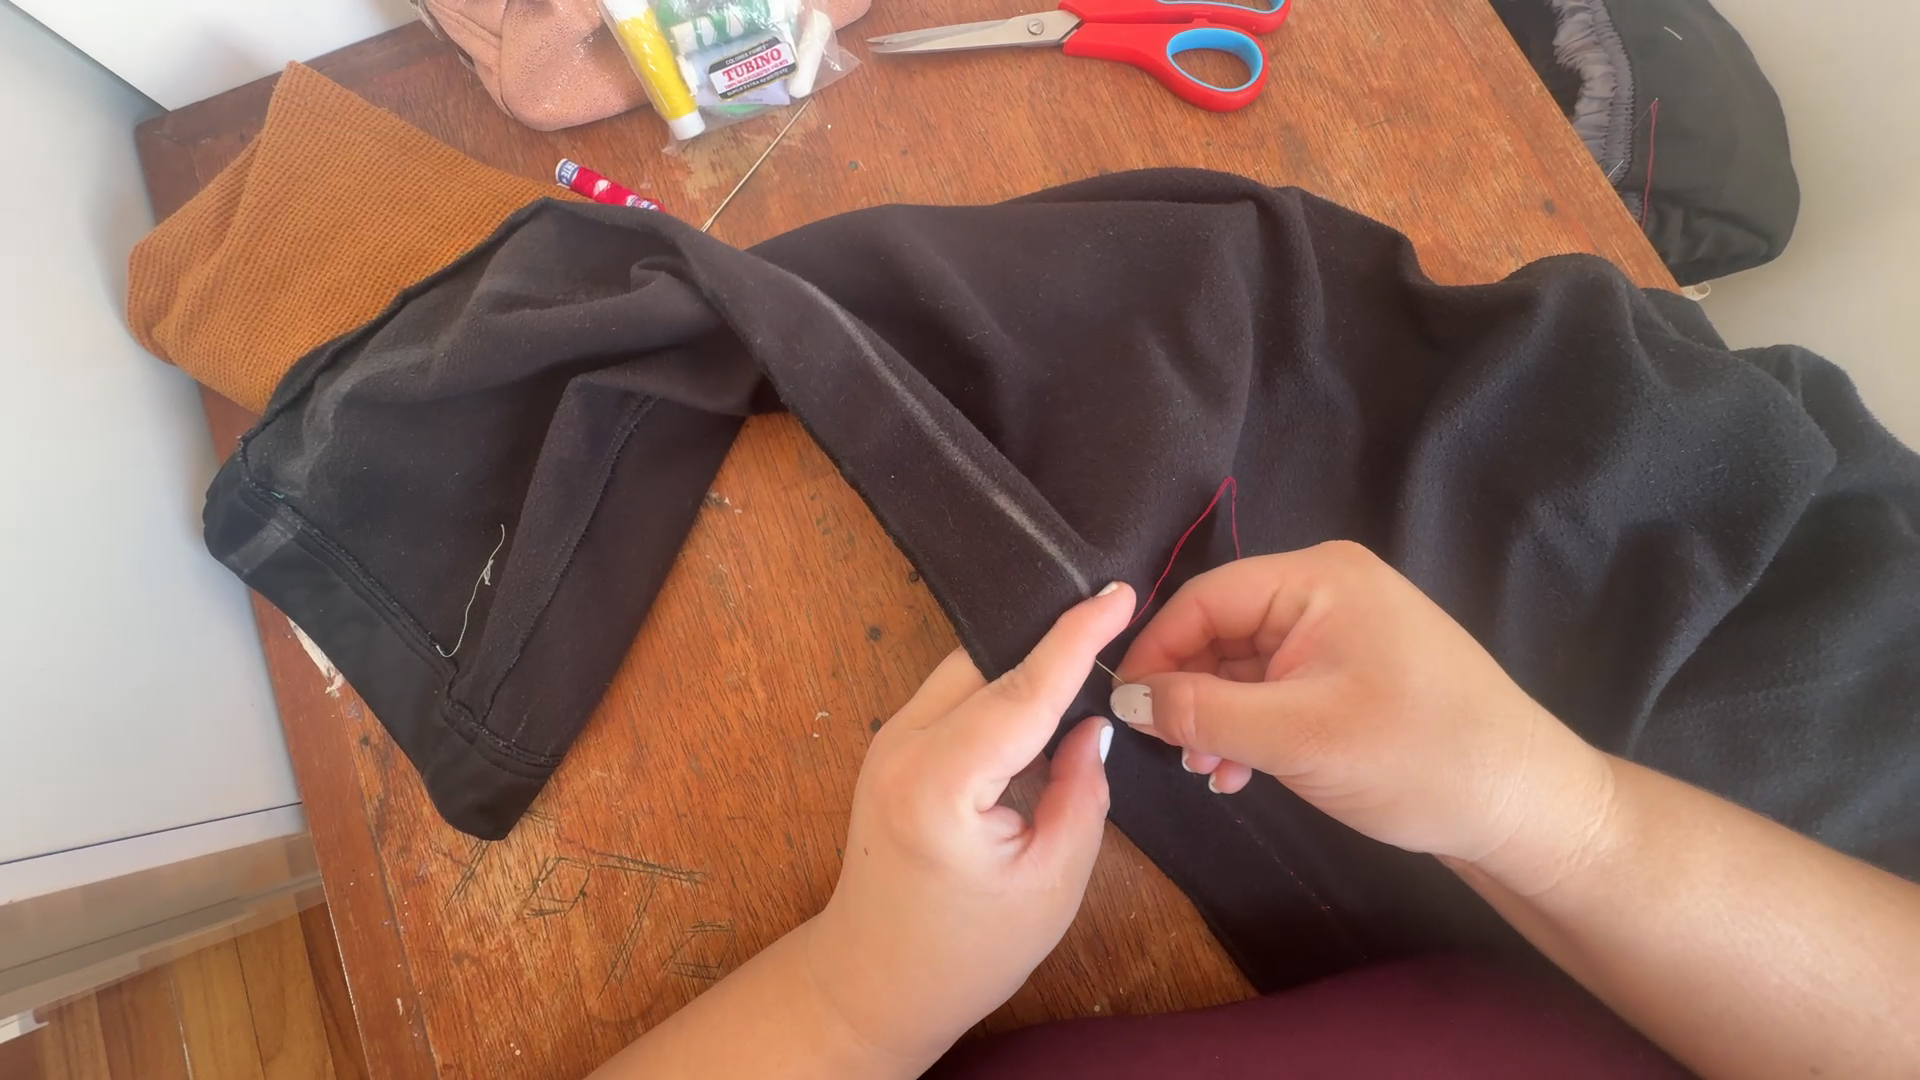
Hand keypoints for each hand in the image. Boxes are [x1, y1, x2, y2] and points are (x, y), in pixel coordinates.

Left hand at [801, 582, 1134, 1066]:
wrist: (872, 979)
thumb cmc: (967, 952)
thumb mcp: (1050, 884)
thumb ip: (1082, 791)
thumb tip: (1095, 723)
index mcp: (940, 782)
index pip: (1022, 690)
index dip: (1076, 637)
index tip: (1118, 593)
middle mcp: (902, 741)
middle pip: (987, 664)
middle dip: (1051, 642)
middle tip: (1116, 627)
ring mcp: (888, 736)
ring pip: (968, 669)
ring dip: (1023, 665)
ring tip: (1084, 669)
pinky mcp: (891, 741)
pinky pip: (954, 691)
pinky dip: (998, 687)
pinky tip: (1036, 707)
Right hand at [1111, 542, 1612, 892]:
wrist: (1534, 813)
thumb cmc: (1418, 759)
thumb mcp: (1295, 736)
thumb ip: (1199, 712)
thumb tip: (1121, 700)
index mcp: (1316, 578)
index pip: (1205, 599)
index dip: (1156, 650)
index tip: (1124, 705)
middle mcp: (1322, 590)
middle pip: (1220, 630)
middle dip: (1189, 691)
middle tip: (1172, 750)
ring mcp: (1335, 629)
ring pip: (1241, 663)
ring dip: (1215, 716)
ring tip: (1207, 770)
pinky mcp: (1344, 667)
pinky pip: (1271, 684)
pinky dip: (1247, 724)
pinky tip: (1237, 770)